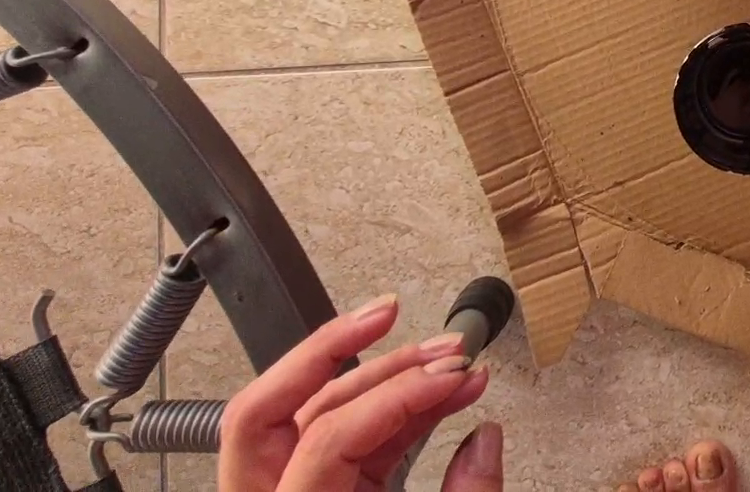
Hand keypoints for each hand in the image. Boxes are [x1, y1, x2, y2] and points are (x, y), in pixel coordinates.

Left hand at [220, 293, 503, 491]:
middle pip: (265, 410)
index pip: (328, 439)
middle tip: (388, 309)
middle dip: (332, 347)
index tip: (453, 370)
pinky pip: (340, 438)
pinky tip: (441, 388)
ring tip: (449, 355)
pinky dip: (393, 406)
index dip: (398, 394)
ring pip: (305, 414)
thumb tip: (484, 438)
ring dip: (384, 372)